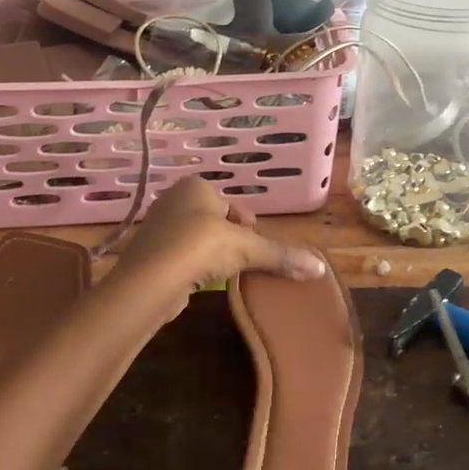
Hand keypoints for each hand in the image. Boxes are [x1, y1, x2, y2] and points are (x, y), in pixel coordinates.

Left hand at [107, 177, 326, 317]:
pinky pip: (179, 256)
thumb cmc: (200, 246)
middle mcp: (174, 199)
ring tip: (225, 274)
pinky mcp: (149, 254)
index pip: (228, 202)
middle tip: (244, 260)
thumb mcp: (246, 248)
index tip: (254, 241)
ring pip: (194, 238)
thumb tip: (319, 267)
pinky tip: (202, 283)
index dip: (245, 222)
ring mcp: (157, 226)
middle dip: (228, 238)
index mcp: (196, 186)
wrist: (151, 278)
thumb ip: (280, 255)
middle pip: (212, 219)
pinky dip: (192, 267)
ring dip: (210, 254)